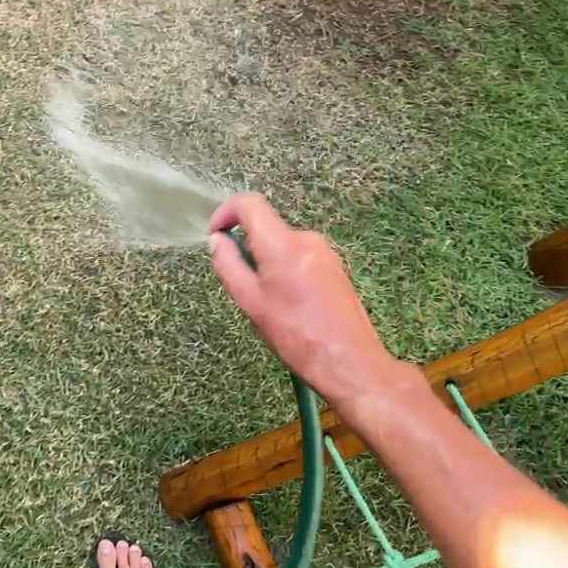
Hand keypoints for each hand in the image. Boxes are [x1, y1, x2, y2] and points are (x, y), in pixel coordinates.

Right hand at [208, 193, 400, 410]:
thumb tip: (218, 240)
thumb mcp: (250, 302)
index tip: (216, 236)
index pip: (249, 203)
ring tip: (270, 302)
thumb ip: (228, 265)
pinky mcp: (336, 268)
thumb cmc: (295, 334)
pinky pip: (301, 257)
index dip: (226, 212)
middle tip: (245, 286)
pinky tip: (292, 306)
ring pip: (283, 245)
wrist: (351, 363)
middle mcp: (306, 239)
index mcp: (281, 243)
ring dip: (268, 262)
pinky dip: (287, 270)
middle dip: (248, 248)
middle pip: (266, 228)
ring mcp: (325, 252)